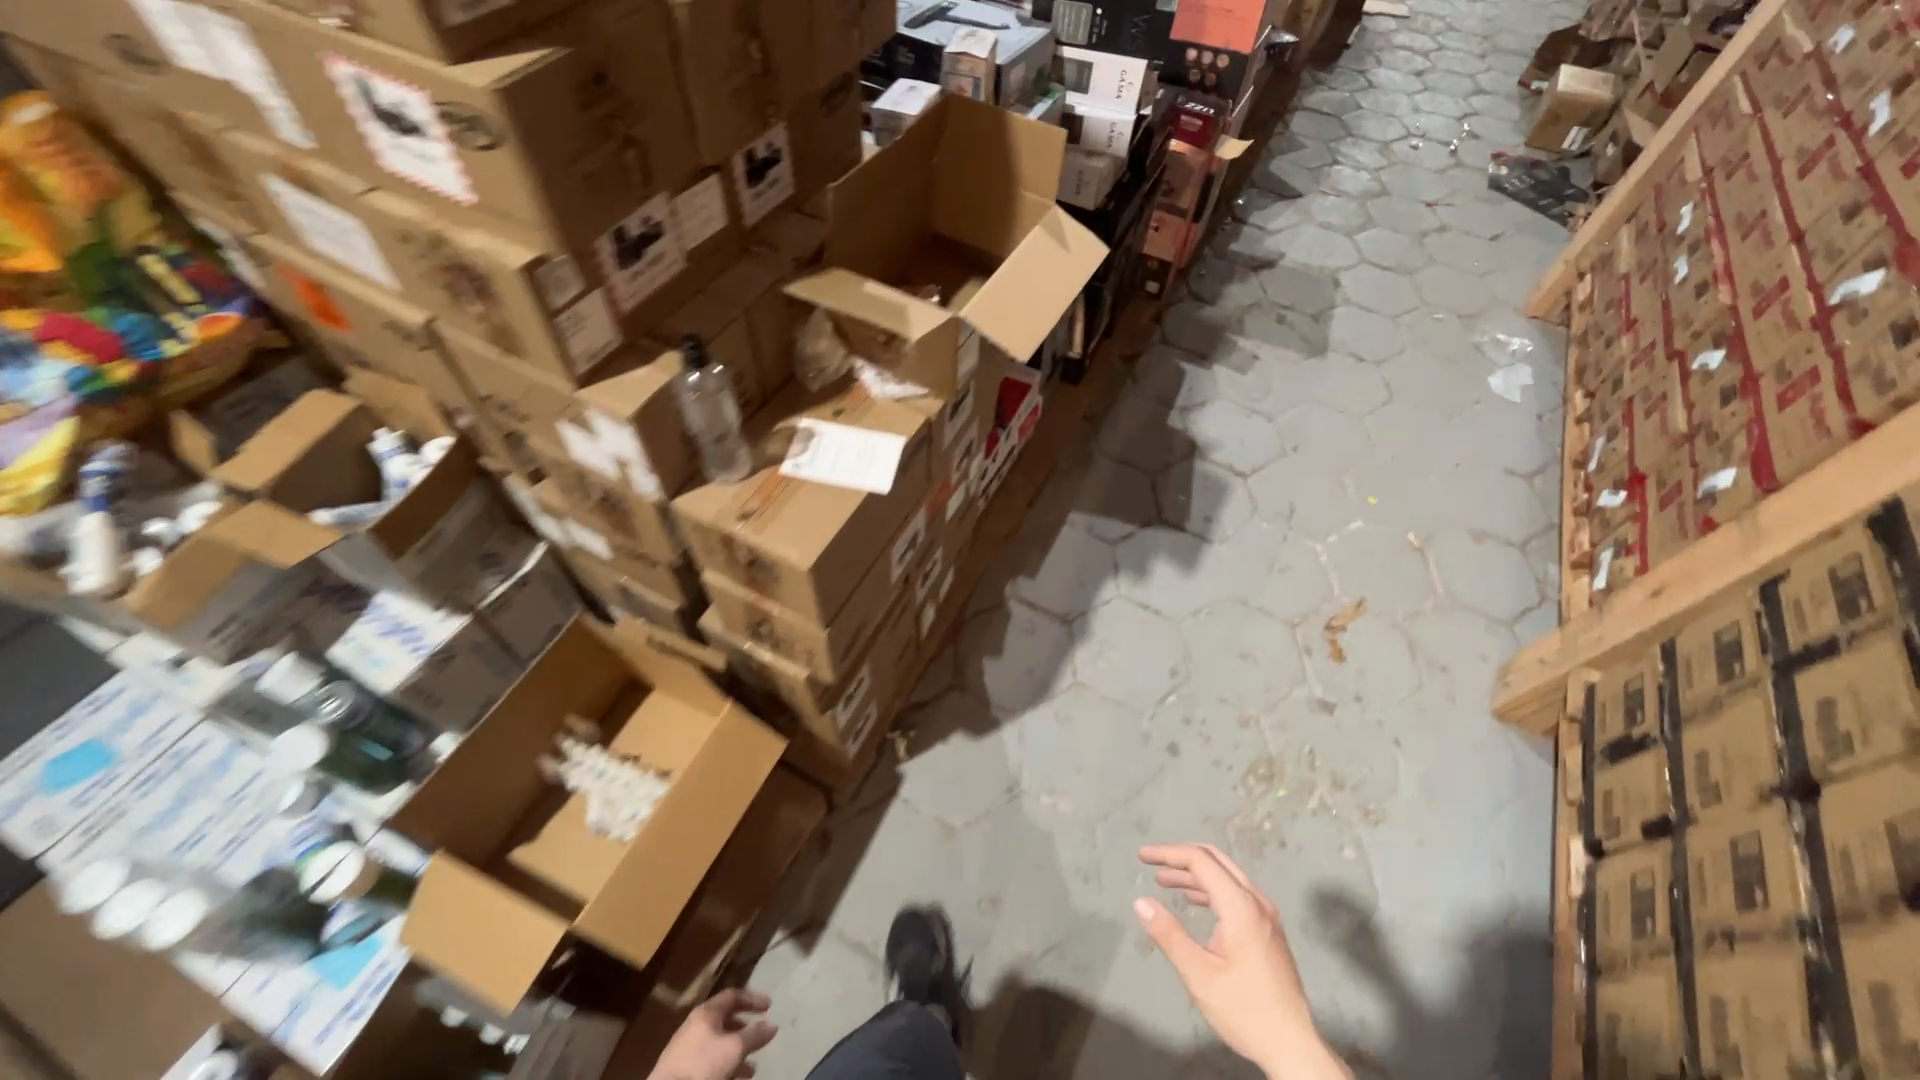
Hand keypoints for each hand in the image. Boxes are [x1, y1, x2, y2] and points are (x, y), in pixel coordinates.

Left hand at [649, 989, 777, 1079]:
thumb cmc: (703, 1064)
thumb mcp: (734, 1048)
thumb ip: (754, 1035)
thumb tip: (772, 1025)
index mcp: (706, 1012)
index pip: (732, 995)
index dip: (752, 998)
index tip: (769, 1006)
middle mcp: (695, 1025)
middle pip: (724, 1019)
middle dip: (744, 1028)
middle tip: (759, 1035)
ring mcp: (687, 1046)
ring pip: (718, 1043)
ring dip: (737, 1051)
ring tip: (751, 1067)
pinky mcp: (682, 1067)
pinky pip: (709, 1059)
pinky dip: (725, 1064)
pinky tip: (736, 1076)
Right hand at [1134, 844, 1350, 1079]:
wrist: (1293, 1045)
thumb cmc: (1245, 1010)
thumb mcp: (1199, 975)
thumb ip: (1169, 934)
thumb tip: (1141, 902)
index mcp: (1241, 907)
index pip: (1201, 861)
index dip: (1168, 853)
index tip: (1142, 857)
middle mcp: (1257, 903)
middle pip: (1216, 860)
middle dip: (1181, 856)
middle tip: (1151, 861)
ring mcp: (1266, 916)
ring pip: (1227, 877)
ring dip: (1194, 873)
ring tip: (1164, 881)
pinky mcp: (1268, 930)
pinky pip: (1236, 894)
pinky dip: (1210, 889)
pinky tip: (1193, 901)